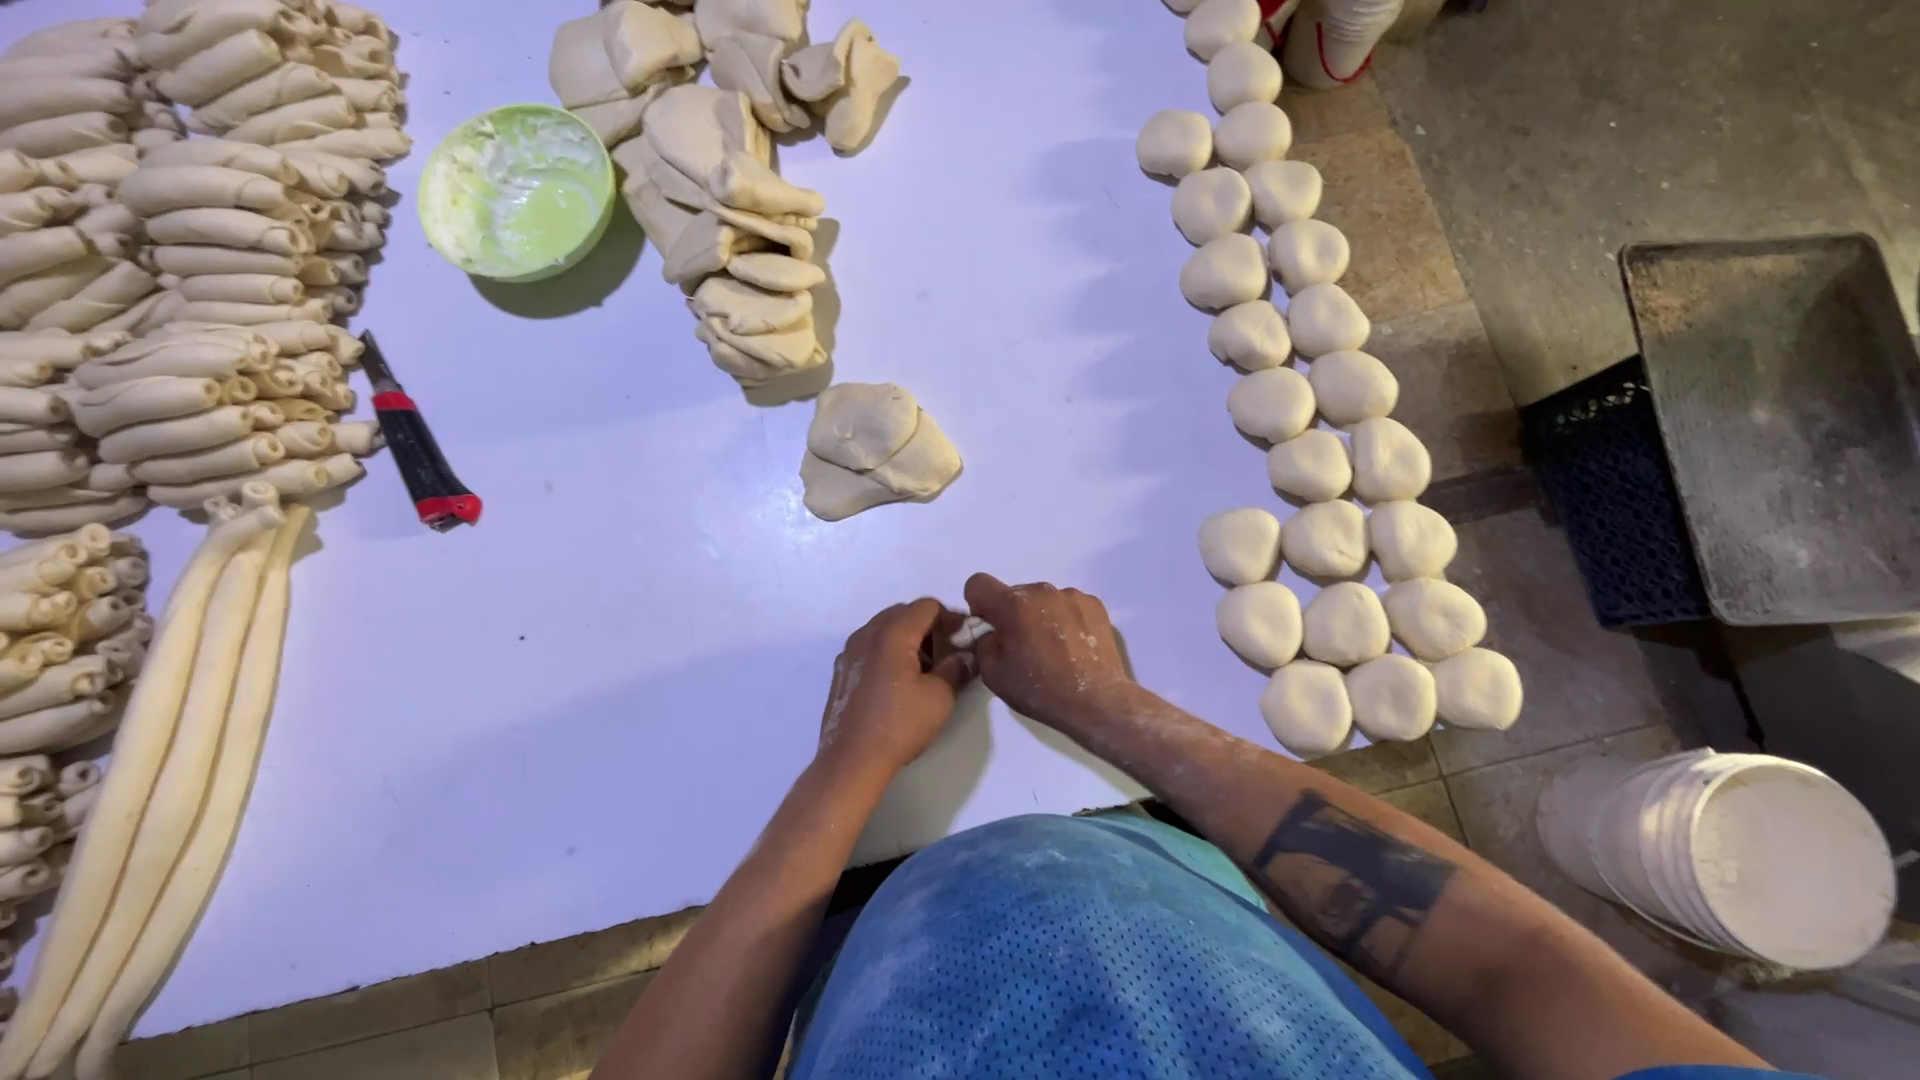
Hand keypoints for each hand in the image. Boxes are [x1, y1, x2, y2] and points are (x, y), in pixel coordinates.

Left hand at [816, 598, 973, 780]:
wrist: (851, 760)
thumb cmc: (899, 725)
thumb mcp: (939, 697)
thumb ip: (956, 668)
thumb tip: (966, 656)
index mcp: (892, 634)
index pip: (927, 606)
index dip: (950, 618)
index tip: (964, 641)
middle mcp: (866, 634)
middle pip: (904, 613)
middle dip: (929, 628)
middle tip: (947, 654)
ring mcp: (849, 652)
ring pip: (885, 630)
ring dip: (908, 640)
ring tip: (924, 671)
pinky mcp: (842, 671)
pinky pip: (870, 648)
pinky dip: (888, 653)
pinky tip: (898, 684)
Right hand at [961, 574, 1133, 735]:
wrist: (1096, 701)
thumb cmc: (1040, 690)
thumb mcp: (993, 674)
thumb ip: (983, 644)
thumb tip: (992, 634)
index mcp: (1012, 604)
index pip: (978, 583)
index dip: (978, 604)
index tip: (990, 627)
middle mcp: (1040, 590)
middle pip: (1013, 594)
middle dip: (1012, 614)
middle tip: (1024, 646)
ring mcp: (1071, 595)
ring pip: (1042, 599)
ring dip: (1040, 616)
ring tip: (1053, 649)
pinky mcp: (1094, 604)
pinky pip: (1068, 605)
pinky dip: (1065, 619)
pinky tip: (1073, 646)